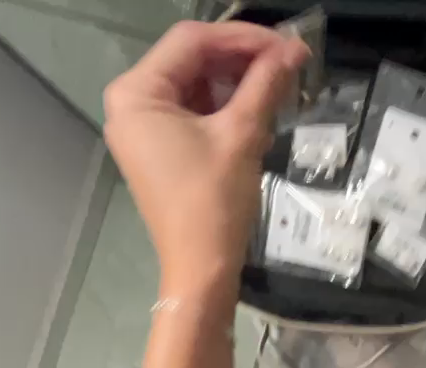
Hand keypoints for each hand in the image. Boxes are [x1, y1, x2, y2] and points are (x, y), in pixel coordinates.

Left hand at [103, 22, 306, 302]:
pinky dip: (225, 112)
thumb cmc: (214, 205)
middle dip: (241, 62)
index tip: (287, 45)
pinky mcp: (161, 153)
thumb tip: (294, 50)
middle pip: (192, 62)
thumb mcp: (242, 137)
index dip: (244, 38)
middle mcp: (131, 105)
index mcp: (136, 93)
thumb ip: (265, 85)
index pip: (192, 41)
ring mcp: (144, 132)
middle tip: (288, 65)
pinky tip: (258, 114)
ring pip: (196, 89)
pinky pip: (194, 117)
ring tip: (279, 90)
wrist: (202, 272)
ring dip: (237, 86)